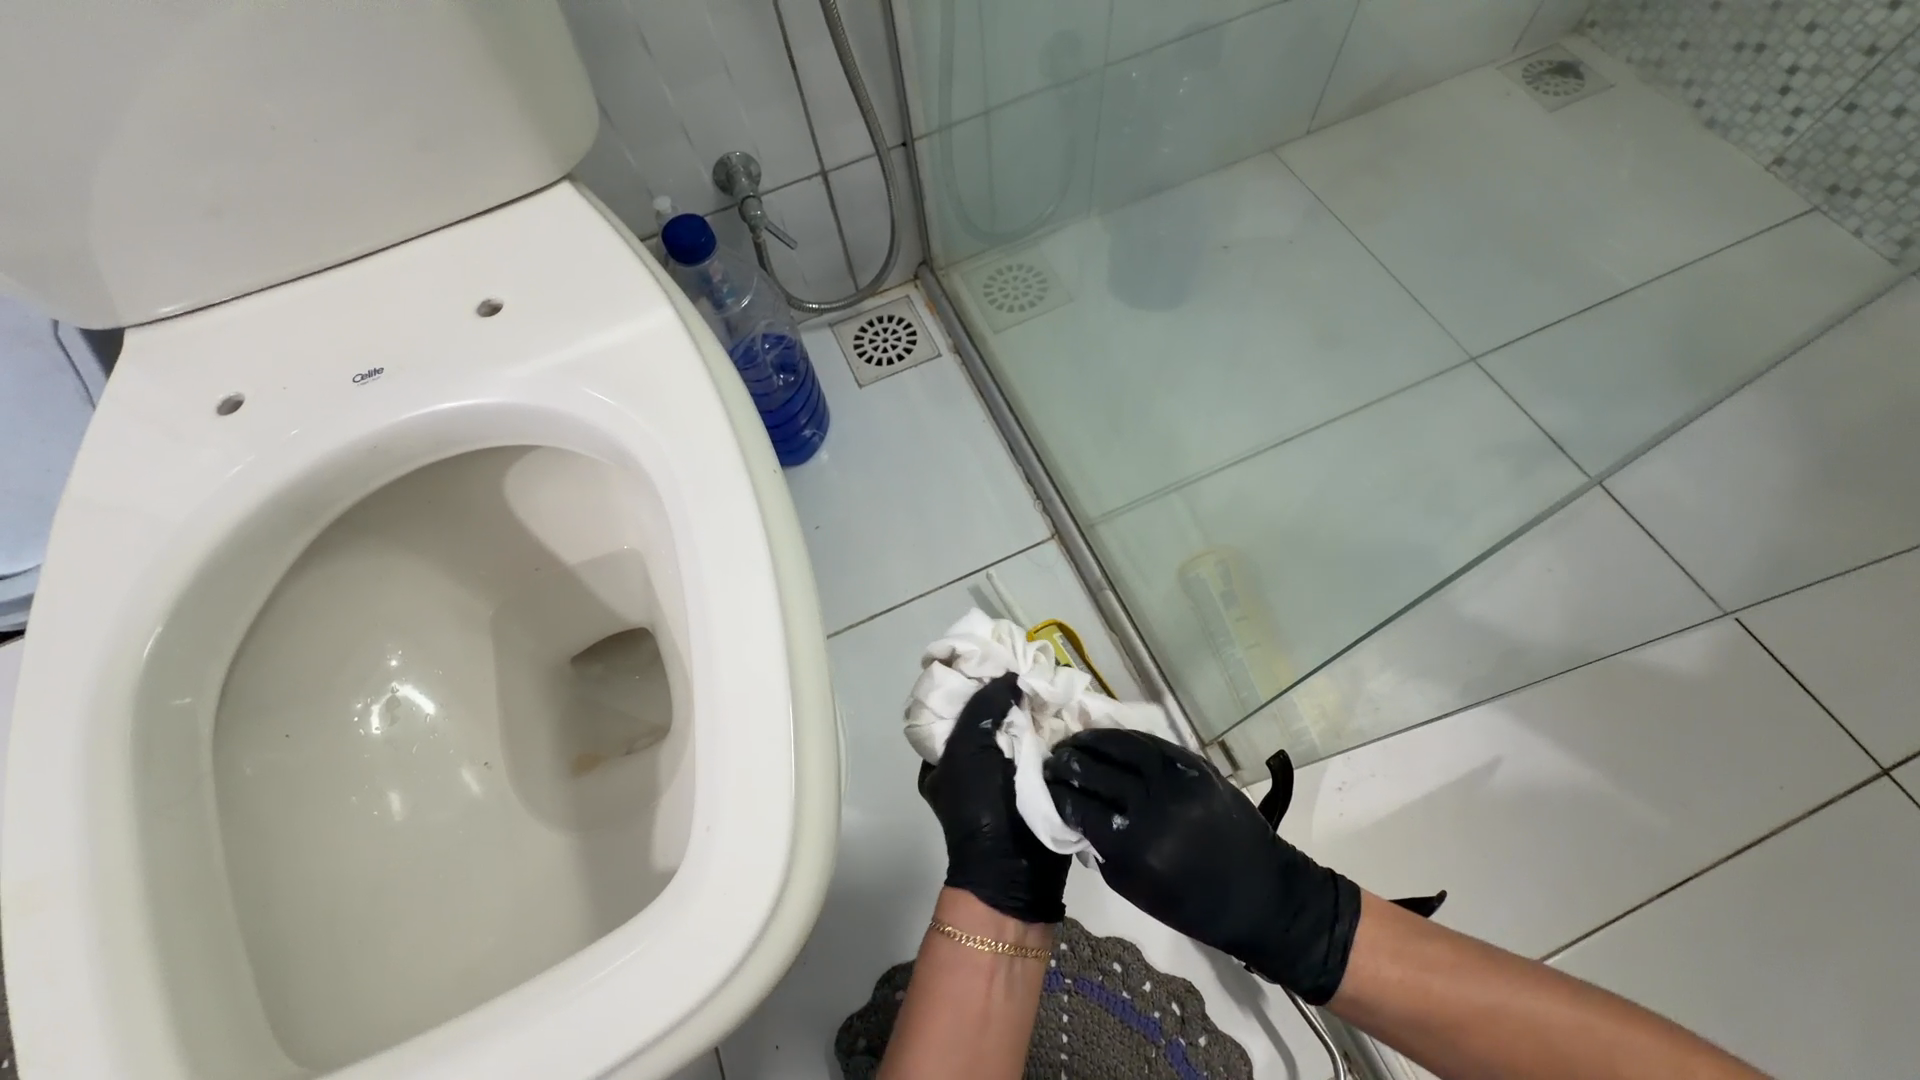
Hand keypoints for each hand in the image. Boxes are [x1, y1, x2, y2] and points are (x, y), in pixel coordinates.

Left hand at [918, 673, 1069, 923]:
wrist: (1016, 872)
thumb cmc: (980, 809)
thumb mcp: (968, 751)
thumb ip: (983, 708)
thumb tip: (1009, 676)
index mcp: (944, 755)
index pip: (956, 704)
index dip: (976, 680)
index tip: (1000, 657)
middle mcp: (971, 761)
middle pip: (990, 714)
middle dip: (1010, 694)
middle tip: (1034, 668)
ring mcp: (1005, 772)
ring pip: (1019, 728)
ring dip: (1035, 711)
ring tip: (1053, 684)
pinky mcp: (1037, 782)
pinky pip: (1043, 747)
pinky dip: (1053, 731)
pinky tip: (1066, 710)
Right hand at [1043, 729, 1360, 1002]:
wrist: (1261, 894)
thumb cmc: (1191, 904)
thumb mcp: (1133, 885)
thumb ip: (1101, 846)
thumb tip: (1075, 812)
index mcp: (1135, 848)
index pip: (1081, 807)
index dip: (1057, 793)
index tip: (1042, 785)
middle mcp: (1154, 808)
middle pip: (1096, 773)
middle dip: (1067, 763)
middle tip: (1051, 759)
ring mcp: (1177, 781)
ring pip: (1122, 748)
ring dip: (1091, 742)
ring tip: (1073, 742)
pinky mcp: (1196, 766)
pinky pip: (1150, 744)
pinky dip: (1123, 739)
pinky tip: (1106, 740)